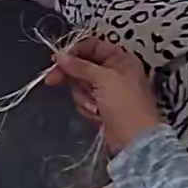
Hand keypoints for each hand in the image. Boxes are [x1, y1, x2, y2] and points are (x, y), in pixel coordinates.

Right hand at [44, 37, 164, 153]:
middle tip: (53, 79)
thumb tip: (59, 56)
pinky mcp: (100, 106)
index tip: (58, 58)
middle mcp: (113, 72)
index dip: (74, 51)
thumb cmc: (126, 105)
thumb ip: (79, 66)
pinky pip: (82, 99)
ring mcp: (106, 90)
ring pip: (79, 84)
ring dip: (82, 95)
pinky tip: (96, 114)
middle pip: (82, 65)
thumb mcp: (104, 79)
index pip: (92, 46)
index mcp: (120, 59)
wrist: (134, 141)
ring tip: (94, 105)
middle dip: (72, 76)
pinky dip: (86, 106)